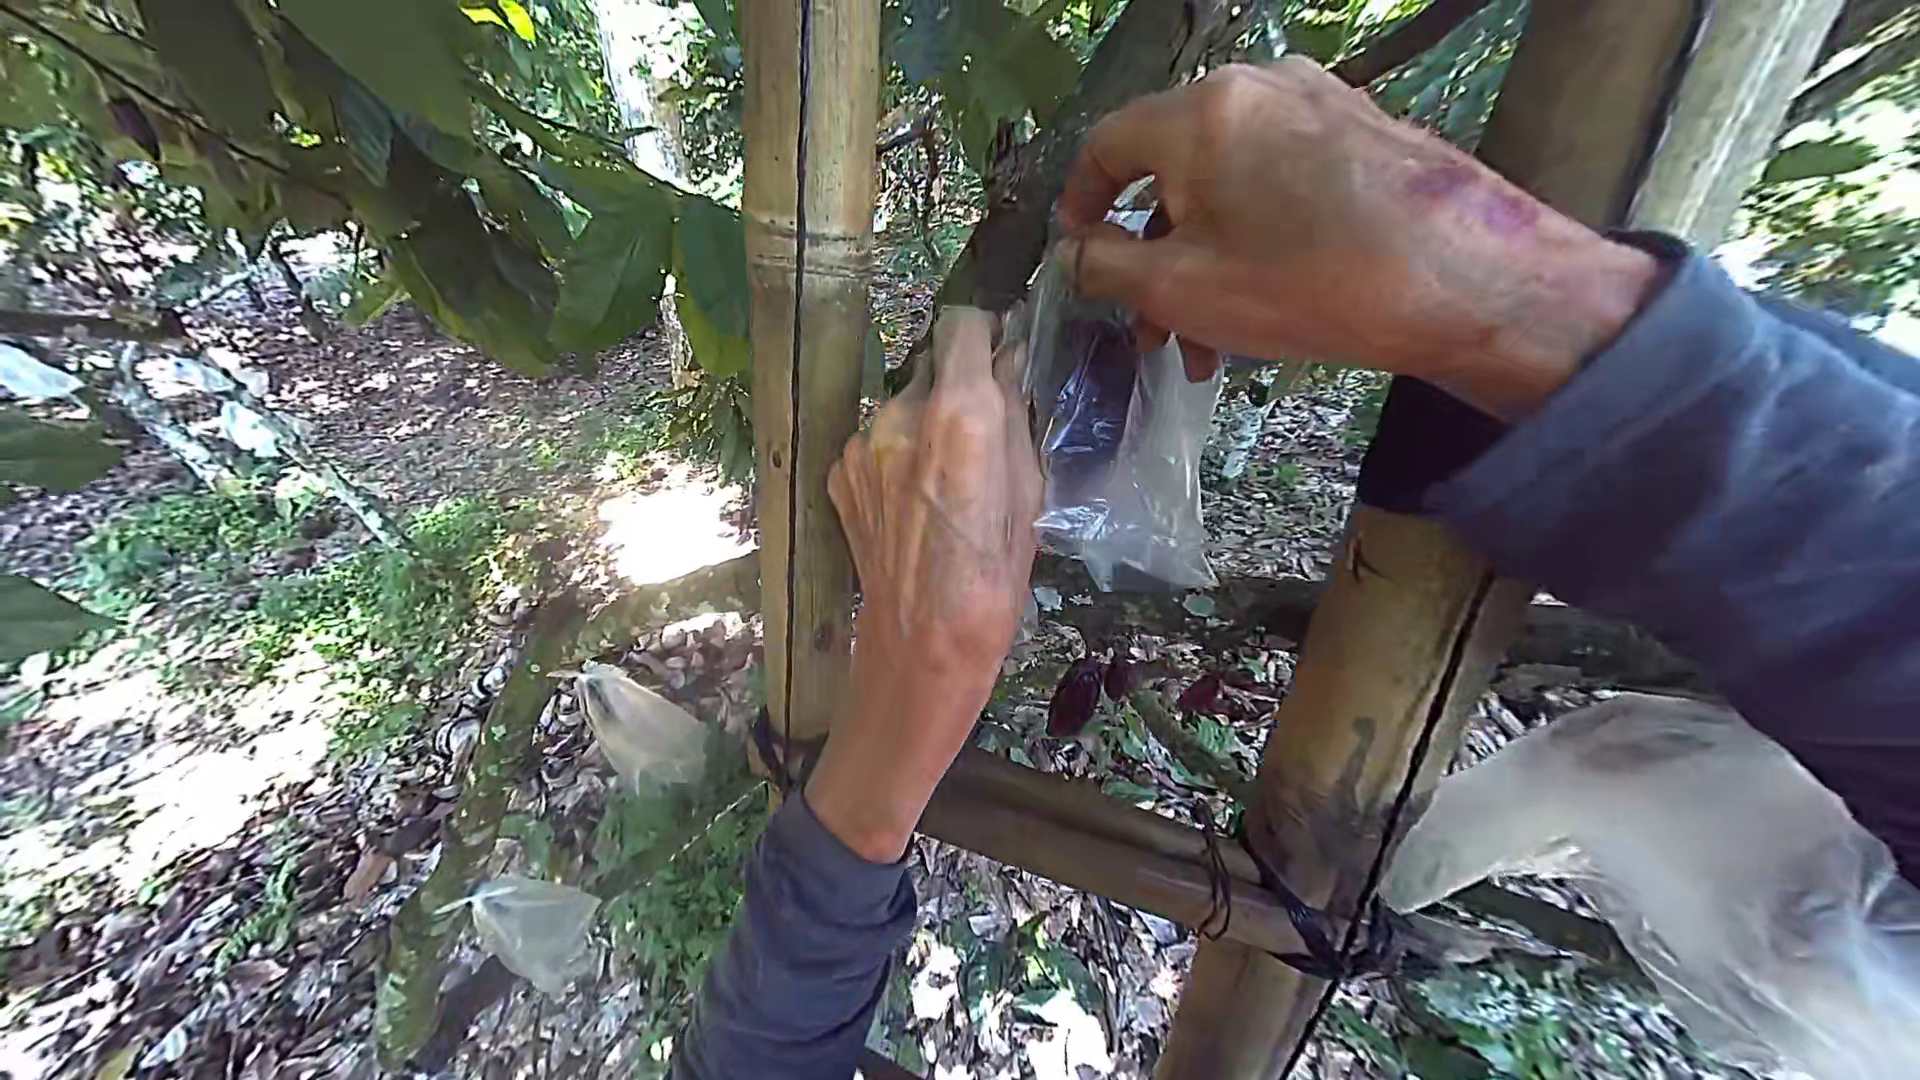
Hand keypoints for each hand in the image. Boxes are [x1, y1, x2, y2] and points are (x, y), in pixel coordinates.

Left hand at [805, 308, 1041, 861]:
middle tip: (981, 440)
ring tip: (946, 482)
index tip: (999, 358)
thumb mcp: (1028, 497)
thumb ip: (1014, 419)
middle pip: (932, 368)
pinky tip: (912, 501)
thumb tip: (1007, 366)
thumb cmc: (993, 583)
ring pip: (902, 405)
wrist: (919, 648)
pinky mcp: (838, 473)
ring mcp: (858, 446)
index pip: (962, 327)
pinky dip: (898, 453)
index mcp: (958, 419)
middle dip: (960, 390)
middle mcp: (897, 417)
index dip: (985, 335)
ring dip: (927, 424)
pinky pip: (876, 440)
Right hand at [1057, 58, 1660, 417]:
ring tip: (1202, 346)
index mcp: (1198, 115)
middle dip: (1147, 264)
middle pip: (1166, 179)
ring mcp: (1311, 105)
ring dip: (1195, 272)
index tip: (1076, 253)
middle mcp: (1253, 90)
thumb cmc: (1294, 283)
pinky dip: (1241, 247)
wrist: (1456, 281)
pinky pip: (1267, 190)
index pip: (1106, 143)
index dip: (1078, 201)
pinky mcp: (1351, 133)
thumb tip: (1069, 252)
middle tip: (1148, 331)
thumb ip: (1103, 265)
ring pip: (1218, 195)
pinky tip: (1251, 308)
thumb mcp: (1174, 288)